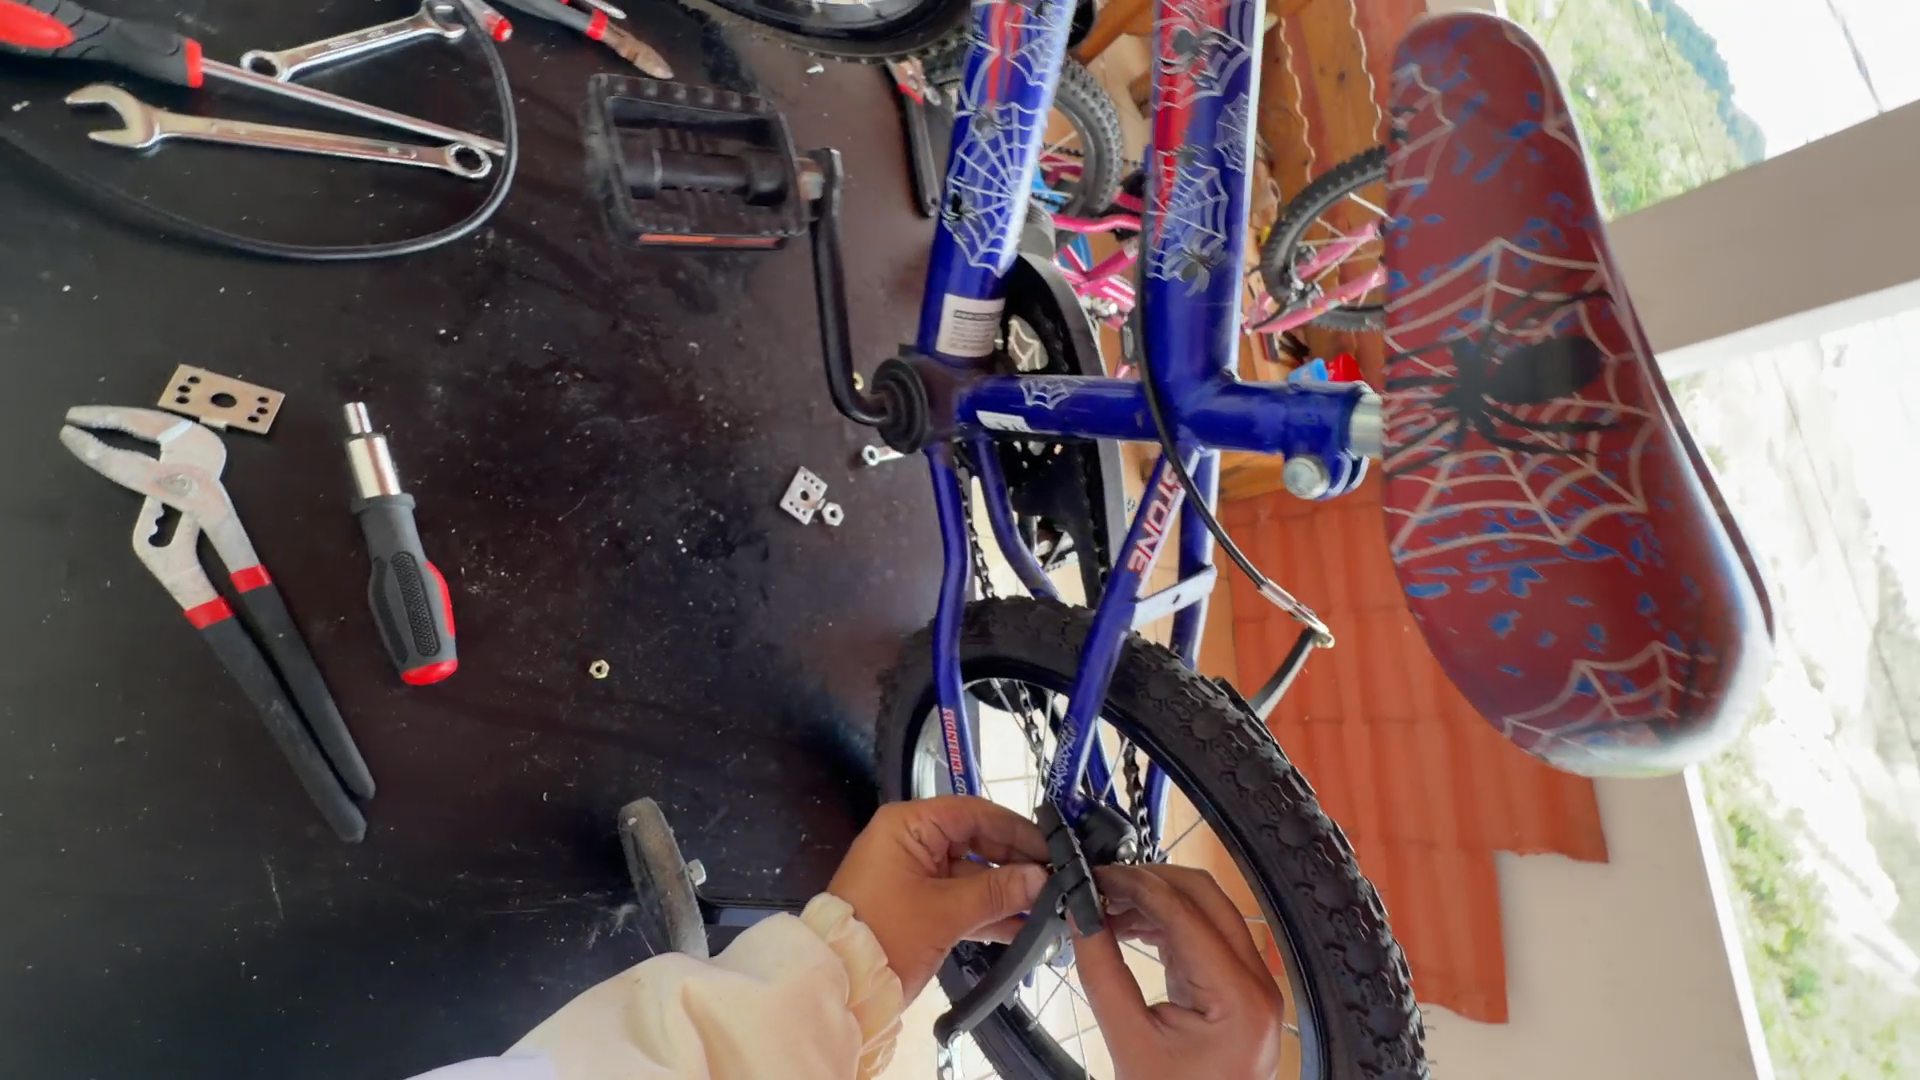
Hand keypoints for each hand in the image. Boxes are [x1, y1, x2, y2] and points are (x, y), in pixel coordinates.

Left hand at [828, 796, 1049, 1000]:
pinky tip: (1025, 928)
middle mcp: (914, 840)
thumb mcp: (945, 912)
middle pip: (976, 841)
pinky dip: (989, 912)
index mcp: (910, 825)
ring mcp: (917, 873)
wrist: (840, 986)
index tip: (1049, 848)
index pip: (972, 813)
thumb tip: (1042, 878)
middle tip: (1055, 880)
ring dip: (1007, 892)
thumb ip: (996, 892)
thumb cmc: (888, 932)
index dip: (1014, 829)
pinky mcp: (921, 903)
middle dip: (1015, 864)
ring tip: (1048, 906)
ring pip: (972, 873)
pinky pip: (962, 899)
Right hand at [1075, 865, 1284, 1079]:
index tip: (1093, 877)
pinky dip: (1162, 920)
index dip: (1133, 884)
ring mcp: (1251, 983)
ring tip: (1106, 905)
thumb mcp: (1127, 1042)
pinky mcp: (1236, 987)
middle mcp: (1256, 981)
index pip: (1182, 911)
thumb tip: (1077, 911)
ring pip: (1203, 906)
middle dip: (1147, 880)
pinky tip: (1126, 924)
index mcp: (1239, 999)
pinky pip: (1200, 931)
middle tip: (1101, 884)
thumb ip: (1101, 968)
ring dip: (1153, 897)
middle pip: (1202, 895)